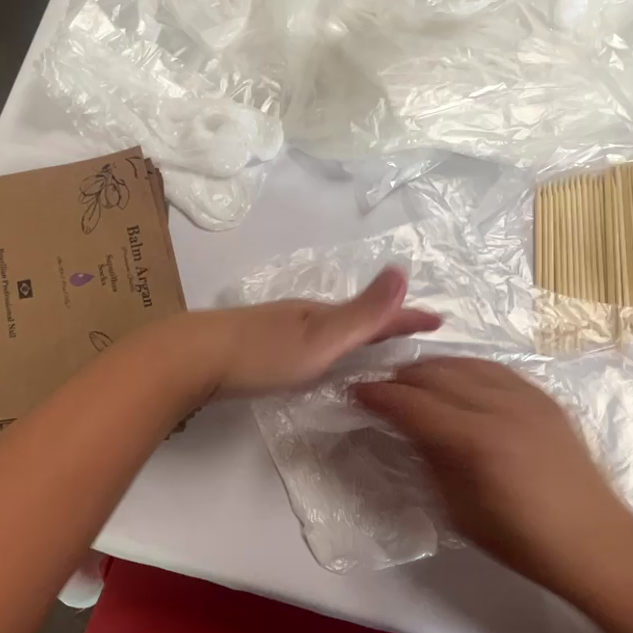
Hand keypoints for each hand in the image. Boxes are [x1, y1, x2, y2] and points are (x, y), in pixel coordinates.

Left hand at [175, 268, 441, 401]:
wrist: (192, 358)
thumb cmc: (260, 353)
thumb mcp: (320, 338)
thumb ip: (362, 314)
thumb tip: (404, 271)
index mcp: (322, 314)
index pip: (375, 313)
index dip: (406, 317)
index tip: (440, 320)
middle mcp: (302, 316)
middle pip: (353, 317)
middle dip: (386, 322)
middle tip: (412, 331)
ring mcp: (277, 329)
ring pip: (328, 328)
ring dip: (356, 334)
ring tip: (374, 346)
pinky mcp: (256, 347)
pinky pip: (307, 343)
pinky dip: (328, 347)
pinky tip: (317, 361)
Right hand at [354, 358, 632, 600]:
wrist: (597, 544)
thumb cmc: (521, 540)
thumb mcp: (458, 509)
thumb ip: (429, 459)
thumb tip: (405, 427)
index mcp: (477, 442)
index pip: (413, 404)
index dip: (378, 395)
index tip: (354, 392)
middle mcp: (501, 408)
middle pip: (434, 375)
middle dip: (399, 379)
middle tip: (378, 390)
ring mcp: (527, 398)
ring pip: (463, 364)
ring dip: (430, 369)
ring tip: (410, 382)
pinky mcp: (544, 397)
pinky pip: (493, 368)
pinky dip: (464, 368)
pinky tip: (453, 380)